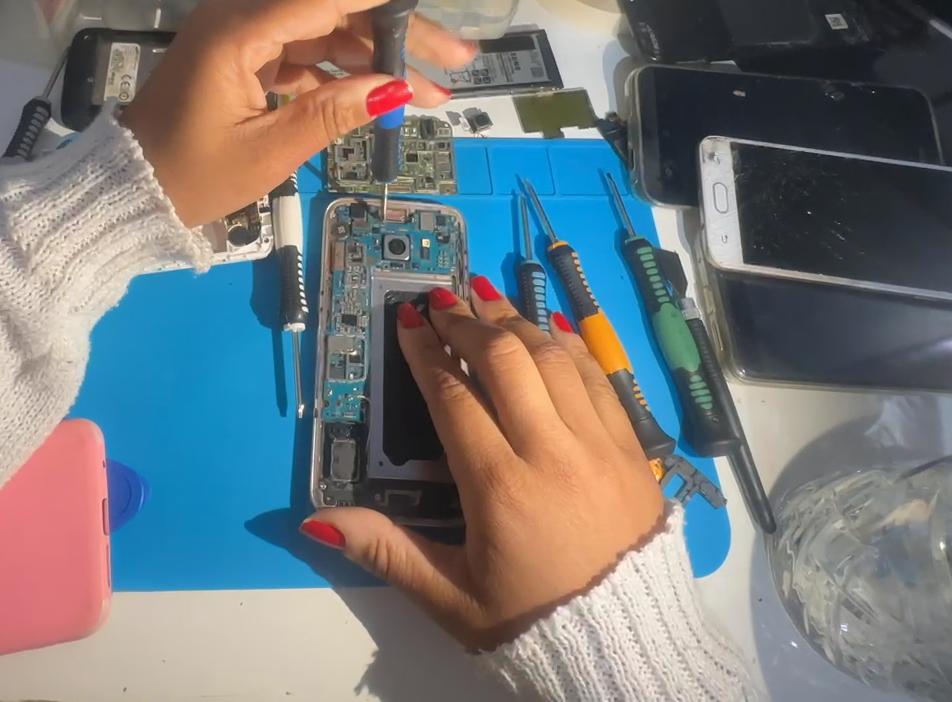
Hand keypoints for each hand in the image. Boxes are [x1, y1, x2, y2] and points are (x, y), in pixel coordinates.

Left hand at [119, 0, 478, 226]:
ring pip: (329, 34)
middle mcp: (244, 19)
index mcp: (241, 31)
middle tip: (460, 57)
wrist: (130, 190)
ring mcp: (245, 38)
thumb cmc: (190, 177)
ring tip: (436, 92)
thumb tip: (396, 86)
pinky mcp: (246, 59)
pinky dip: (345, 77)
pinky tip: (386, 96)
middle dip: (402, 33)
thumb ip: (333, 113)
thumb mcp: (268, 152)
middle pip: (339, 11)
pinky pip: (307, 57)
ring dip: (380, 59)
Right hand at [303, 278, 667, 650]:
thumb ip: (385, 551)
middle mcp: (552, 452)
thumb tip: (318, 520)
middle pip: (506, 360)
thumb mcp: (450, 599)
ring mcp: (599, 445)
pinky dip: (570, 344)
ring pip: (553, 358)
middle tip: (442, 301)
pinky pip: (601, 377)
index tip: (408, 321)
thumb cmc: (531, 621)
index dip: (425, 351)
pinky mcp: (633, 449)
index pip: (454, 395)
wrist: (633, 654)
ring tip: (486, 298)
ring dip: (516, 321)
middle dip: (467, 322)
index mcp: (500, 486)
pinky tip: (548, 325)